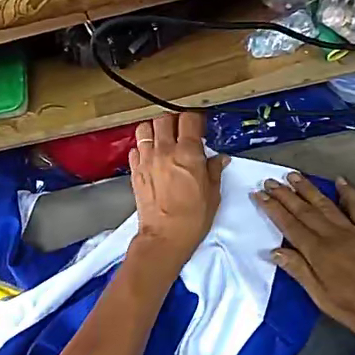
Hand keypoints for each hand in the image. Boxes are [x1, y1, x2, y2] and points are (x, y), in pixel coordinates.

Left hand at [129, 112, 227, 267]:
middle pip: (165, 118)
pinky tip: (151, 156)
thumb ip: (214, 170)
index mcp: (188, 153)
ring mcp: (147, 159)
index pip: (189, 119)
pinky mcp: (135, 171)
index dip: (196, 119)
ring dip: (155, 129)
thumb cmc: (193, 217)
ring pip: (145, 128)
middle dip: (174, 121)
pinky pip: (135, 148)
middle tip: (182, 131)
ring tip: (163, 139)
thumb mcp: (213, 193)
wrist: (165, 236)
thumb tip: (219, 159)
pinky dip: (143, 147)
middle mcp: (165, 151)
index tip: (199, 125)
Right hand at [252, 173, 354, 339]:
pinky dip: (348, 192)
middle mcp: (335, 236)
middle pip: (305, 211)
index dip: (273, 209)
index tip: (259, 195)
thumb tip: (275, 251)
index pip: (290, 226)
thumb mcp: (321, 298)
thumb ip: (299, 271)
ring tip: (294, 176)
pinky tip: (340, 180)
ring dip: (309, 189)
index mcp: (319, 253)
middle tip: (270, 181)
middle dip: (286, 195)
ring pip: (327, 204)